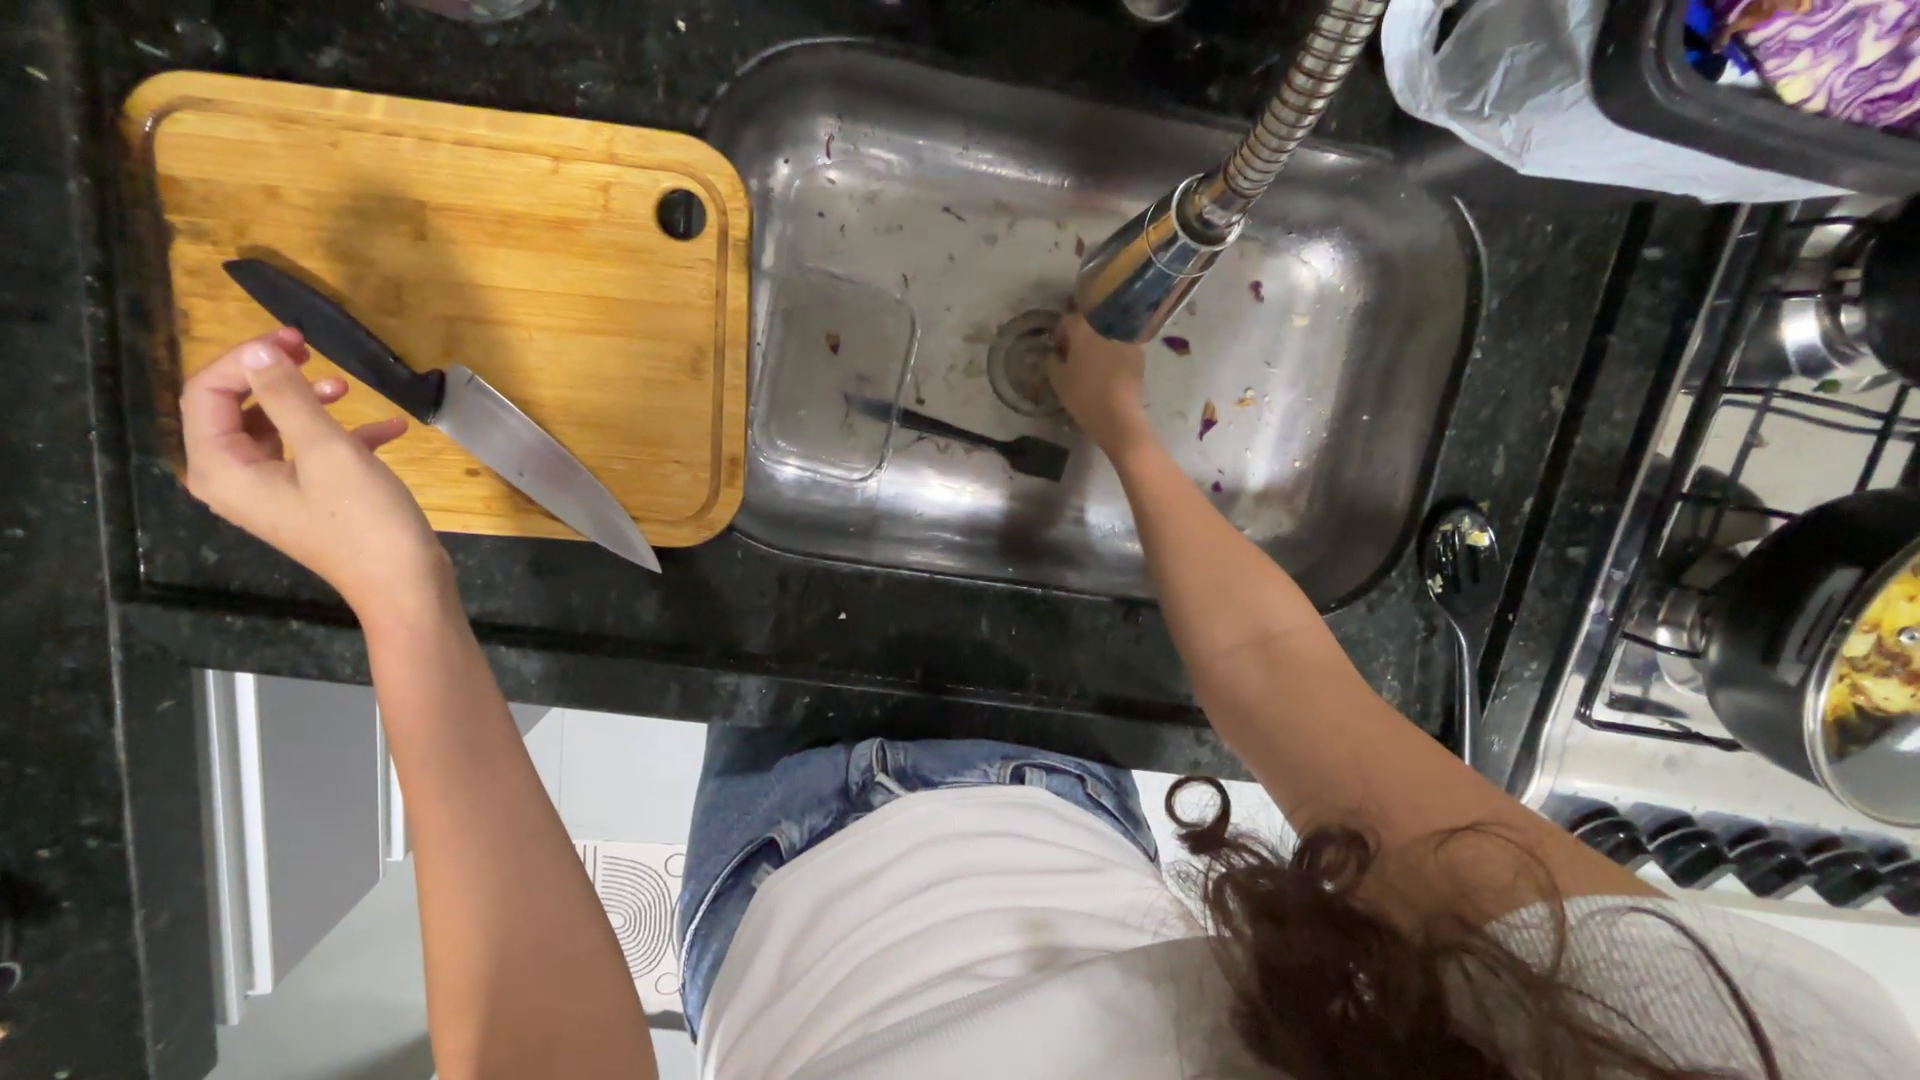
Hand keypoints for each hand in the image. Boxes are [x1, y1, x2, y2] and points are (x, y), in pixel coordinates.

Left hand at [180, 328, 449, 617]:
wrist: (404, 584)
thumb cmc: (364, 519)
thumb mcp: (329, 451)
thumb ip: (289, 397)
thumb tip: (260, 352)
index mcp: (221, 468)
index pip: (207, 394)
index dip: (246, 360)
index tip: (296, 340)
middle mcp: (233, 481)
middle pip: (235, 410)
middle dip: (275, 378)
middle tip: (315, 354)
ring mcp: (271, 494)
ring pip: (275, 431)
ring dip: (309, 404)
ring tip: (346, 388)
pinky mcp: (307, 502)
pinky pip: (310, 456)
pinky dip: (343, 437)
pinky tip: (388, 429)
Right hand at [1048, 313, 1153, 456]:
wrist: (1118, 414)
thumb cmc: (1083, 394)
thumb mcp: (1058, 380)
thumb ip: (1051, 362)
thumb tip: (1052, 355)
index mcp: (1084, 330)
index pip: (1067, 320)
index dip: (1059, 333)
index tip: (1057, 349)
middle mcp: (1107, 329)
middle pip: (1090, 327)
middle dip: (1080, 339)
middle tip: (1074, 357)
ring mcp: (1126, 341)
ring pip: (1107, 338)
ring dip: (1099, 347)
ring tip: (1094, 367)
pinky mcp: (1139, 357)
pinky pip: (1122, 350)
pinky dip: (1114, 356)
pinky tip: (1110, 374)